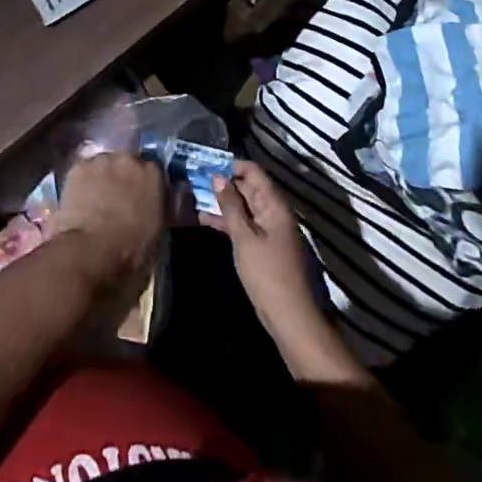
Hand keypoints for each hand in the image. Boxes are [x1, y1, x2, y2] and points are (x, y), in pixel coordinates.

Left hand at [53, 152, 165, 287]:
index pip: (152, 169)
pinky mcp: (77, 168)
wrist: (94, 250)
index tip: (141, 196)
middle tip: (117, 197)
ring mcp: (101, 161)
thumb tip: (147, 205)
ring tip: (95, 198)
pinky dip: (82, 182)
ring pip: (102, 164)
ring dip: (101, 176)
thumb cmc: (132, 248)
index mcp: (153, 173)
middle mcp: (128, 159)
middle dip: (122, 176)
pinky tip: (79, 198)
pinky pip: (82, 171)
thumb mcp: (156, 228)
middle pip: (125, 162)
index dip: (145, 183)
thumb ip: (154, 206)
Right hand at [203, 161, 318, 331]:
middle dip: (222, 181)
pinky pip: (243, 223)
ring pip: (243, 205)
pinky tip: (203, 218)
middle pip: (248, 186)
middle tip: (192, 179)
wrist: (289, 315)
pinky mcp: (262, 244)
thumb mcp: (244, 236)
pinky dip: (226, 220)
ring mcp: (268, 228)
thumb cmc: (267, 273)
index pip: (254, 171)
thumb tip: (217, 176)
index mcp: (274, 204)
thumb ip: (230, 205)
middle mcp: (273, 211)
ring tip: (192, 196)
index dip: (231, 165)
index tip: (205, 166)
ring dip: (221, 201)